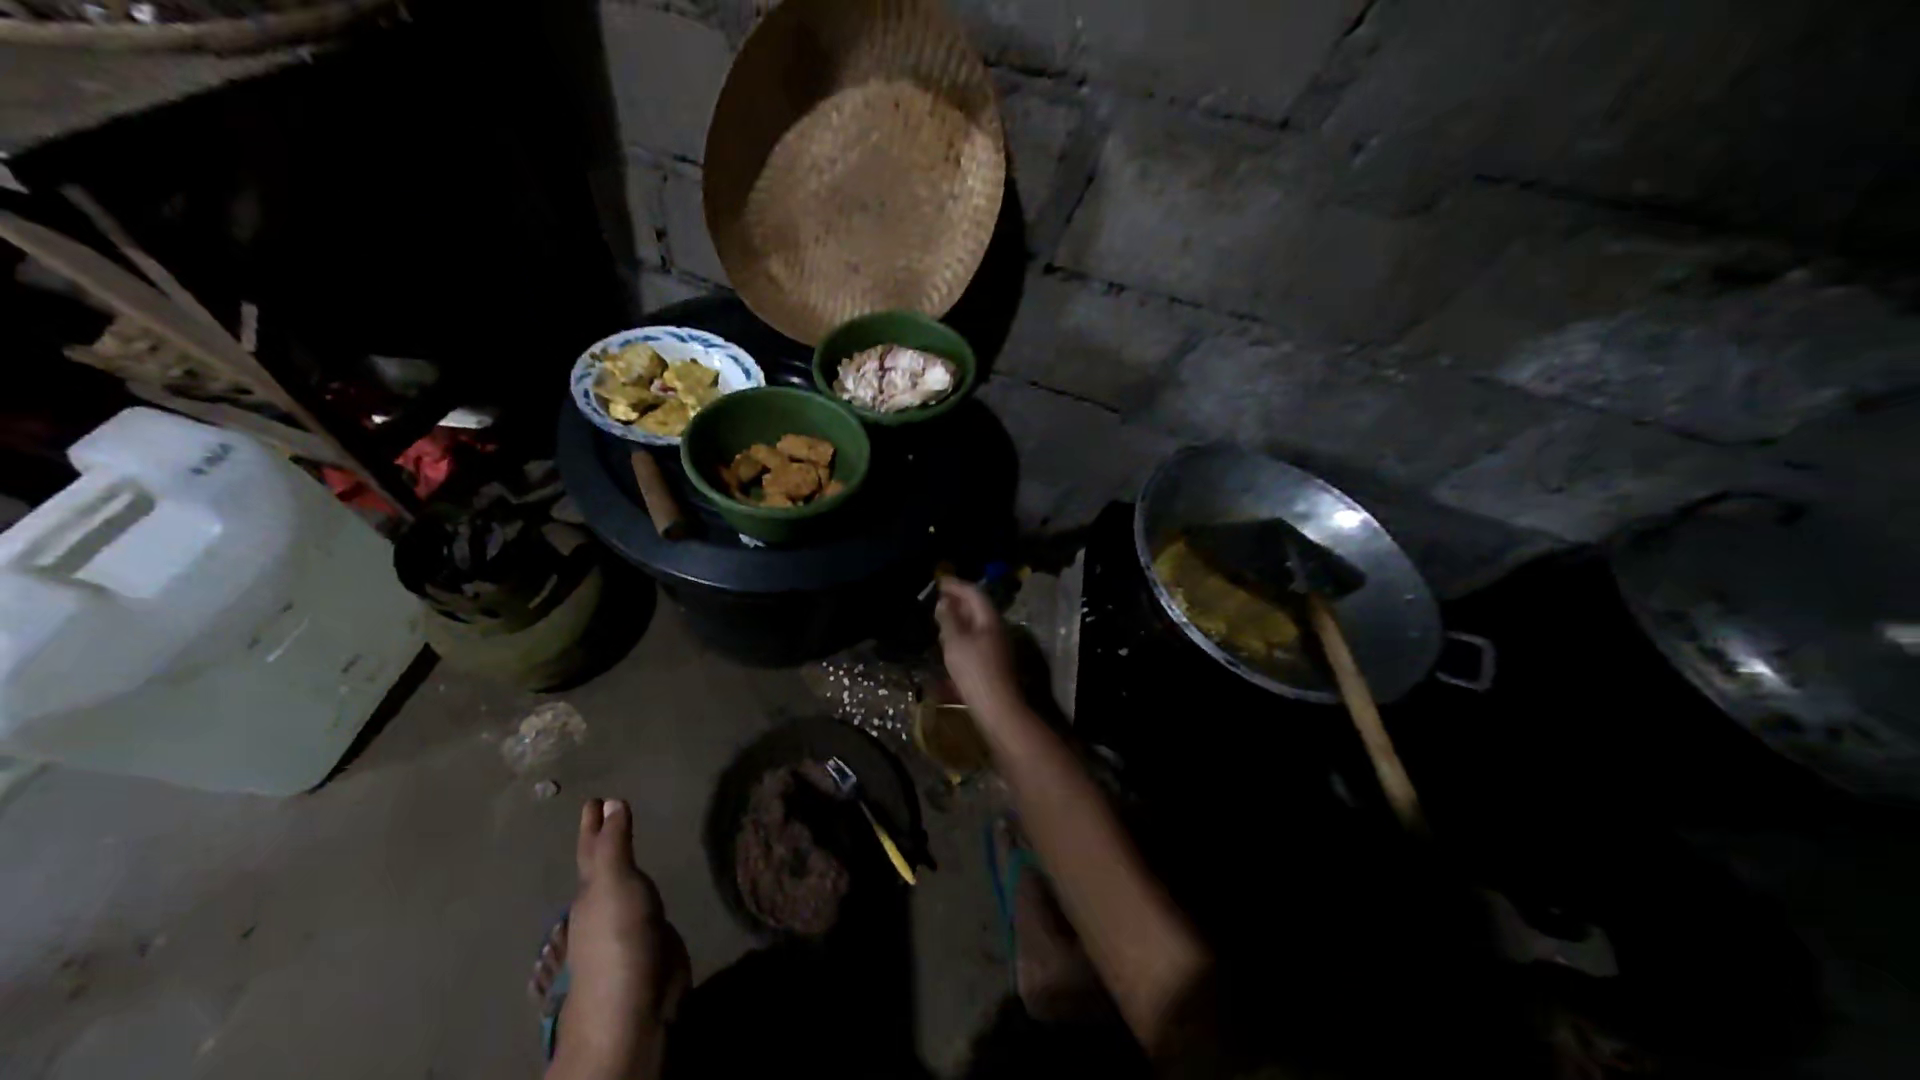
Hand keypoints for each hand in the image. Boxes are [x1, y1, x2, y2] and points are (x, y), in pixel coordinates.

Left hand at [555, 799, 689, 1078]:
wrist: (634, 1007)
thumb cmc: (618, 938)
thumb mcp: (614, 883)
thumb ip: (615, 843)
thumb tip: (611, 801)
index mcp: (592, 891)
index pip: (592, 848)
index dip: (593, 824)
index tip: (593, 799)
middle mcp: (605, 905)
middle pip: (603, 866)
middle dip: (604, 841)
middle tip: (610, 813)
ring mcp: (627, 926)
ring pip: (623, 886)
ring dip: (625, 866)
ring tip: (631, 849)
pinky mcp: (650, 942)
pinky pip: (647, 906)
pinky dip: (647, 891)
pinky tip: (653, 891)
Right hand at [935, 577, 1023, 715]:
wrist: (996, 706)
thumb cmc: (974, 670)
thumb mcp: (955, 641)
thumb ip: (948, 619)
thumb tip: (944, 601)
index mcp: (990, 619)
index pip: (974, 593)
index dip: (956, 585)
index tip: (940, 581)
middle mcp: (997, 628)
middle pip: (977, 608)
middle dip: (958, 601)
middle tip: (939, 598)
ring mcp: (997, 645)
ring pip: (976, 624)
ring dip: (959, 618)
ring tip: (941, 618)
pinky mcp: (993, 660)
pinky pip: (976, 638)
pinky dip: (961, 634)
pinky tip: (950, 642)